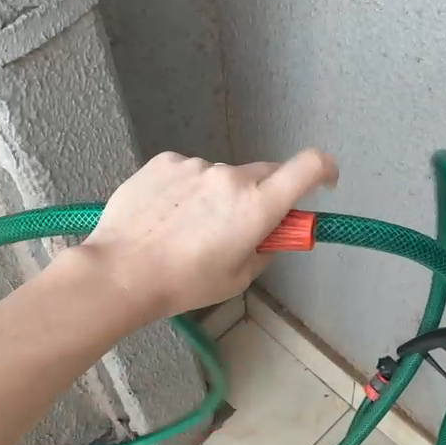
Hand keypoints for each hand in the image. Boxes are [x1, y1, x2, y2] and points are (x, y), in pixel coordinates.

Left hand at [74, 149, 337, 321]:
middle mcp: (231, 177)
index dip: (325, 169)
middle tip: (240, 227)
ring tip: (187, 229)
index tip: (325, 181)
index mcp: (257, 205)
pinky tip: (166, 216)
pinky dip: (187, 190)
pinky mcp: (165, 161)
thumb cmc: (184, 283)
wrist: (120, 271)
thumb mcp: (237, 278)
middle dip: (262, 196)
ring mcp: (195, 165)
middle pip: (265, 174)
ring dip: (218, 195)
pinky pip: (189, 172)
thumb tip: (272, 233)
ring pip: (222, 176)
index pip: (308, 167)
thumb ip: (265, 249)